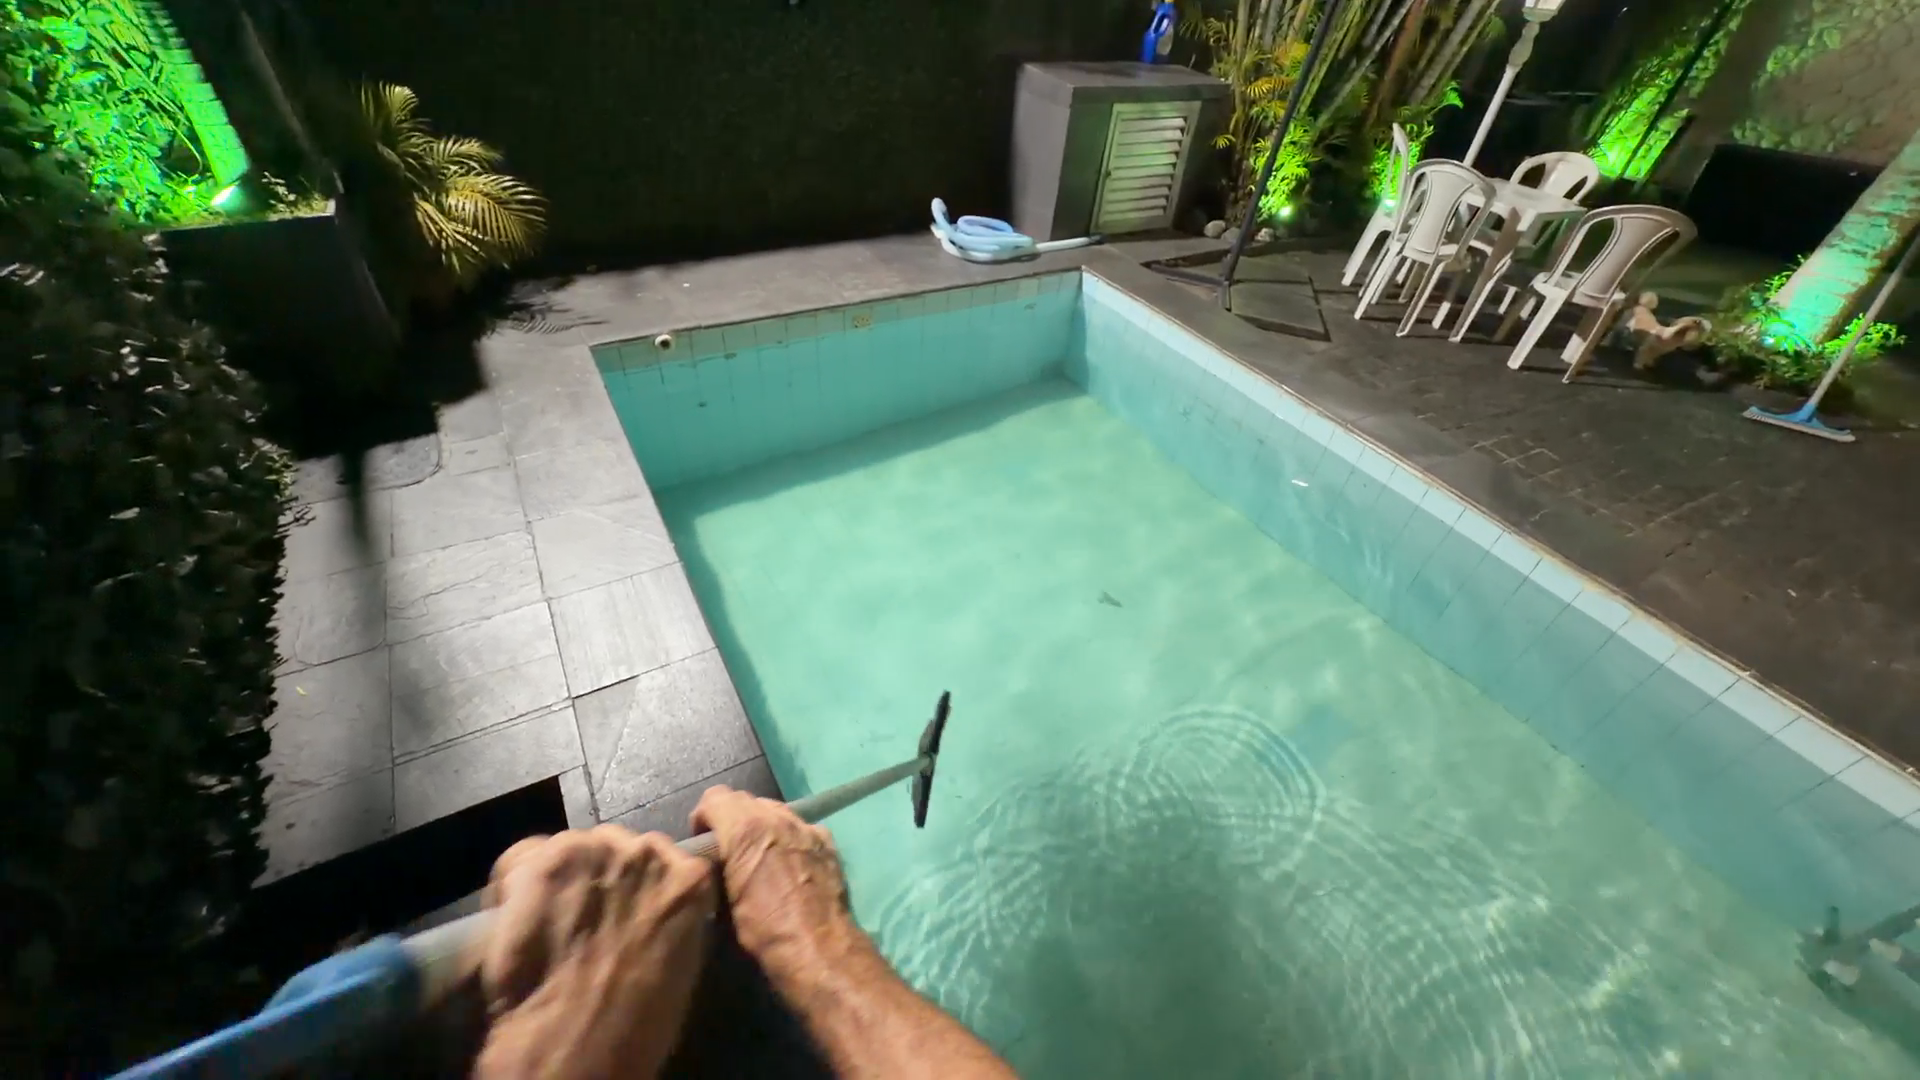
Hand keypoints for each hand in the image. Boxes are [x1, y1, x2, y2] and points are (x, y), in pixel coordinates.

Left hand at [473, 826, 715, 1079]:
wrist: (579, 1046)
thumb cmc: (635, 1023)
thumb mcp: (679, 957)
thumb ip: (669, 915)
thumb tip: (649, 910)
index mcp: (691, 877)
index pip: (659, 856)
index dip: (631, 885)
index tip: (615, 913)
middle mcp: (648, 849)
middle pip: (613, 844)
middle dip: (596, 875)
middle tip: (579, 920)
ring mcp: (598, 851)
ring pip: (568, 847)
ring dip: (555, 878)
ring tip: (541, 922)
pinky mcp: (549, 864)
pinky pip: (522, 856)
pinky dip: (510, 884)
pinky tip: (509, 919)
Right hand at [690, 786, 866, 981]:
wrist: (819, 946)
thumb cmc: (765, 930)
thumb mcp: (726, 900)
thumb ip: (719, 865)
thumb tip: (715, 859)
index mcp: (747, 830)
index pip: (715, 797)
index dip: (704, 816)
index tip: (702, 839)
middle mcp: (778, 817)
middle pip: (745, 799)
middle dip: (731, 818)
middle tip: (727, 848)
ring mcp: (806, 826)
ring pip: (774, 809)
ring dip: (761, 824)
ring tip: (758, 854)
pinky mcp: (826, 839)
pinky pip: (800, 826)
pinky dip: (788, 836)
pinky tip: (788, 862)